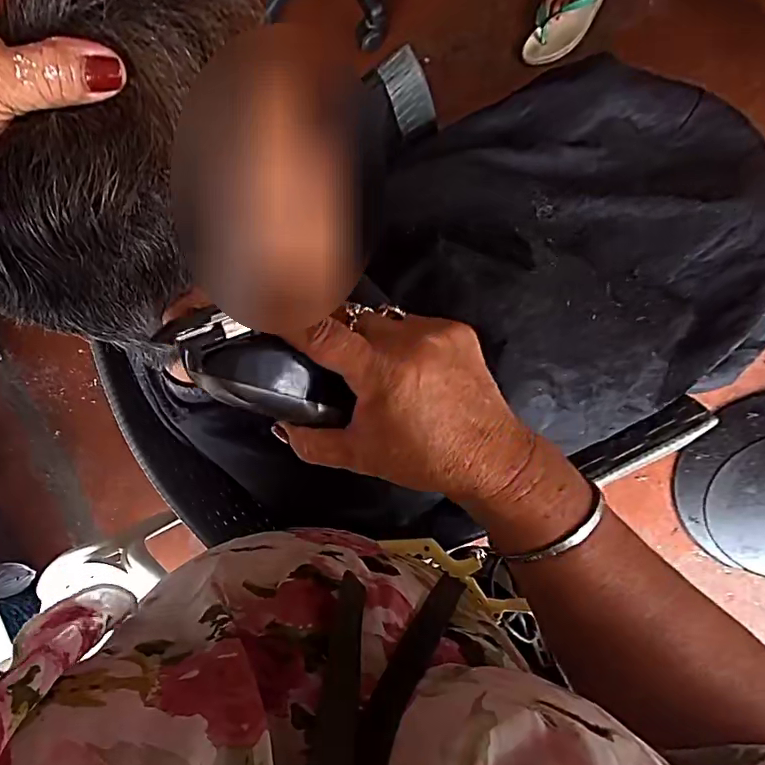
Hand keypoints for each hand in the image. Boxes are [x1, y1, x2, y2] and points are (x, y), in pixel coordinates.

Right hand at [276, 311, 549, 505]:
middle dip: (338, 335)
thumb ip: (312, 442)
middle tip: (336, 363)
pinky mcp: (456, 330)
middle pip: (352, 319)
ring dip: (370, 338)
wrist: (489, 456)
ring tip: (376, 370)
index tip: (275, 307)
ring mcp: (436, 333)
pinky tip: (407, 368)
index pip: (324, 332)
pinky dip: (401, 340)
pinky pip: (412, 322)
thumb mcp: (359, 456)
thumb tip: (284, 427)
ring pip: (382, 319)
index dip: (294, 318)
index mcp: (382, 373)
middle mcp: (410, 344)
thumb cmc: (428, 458)